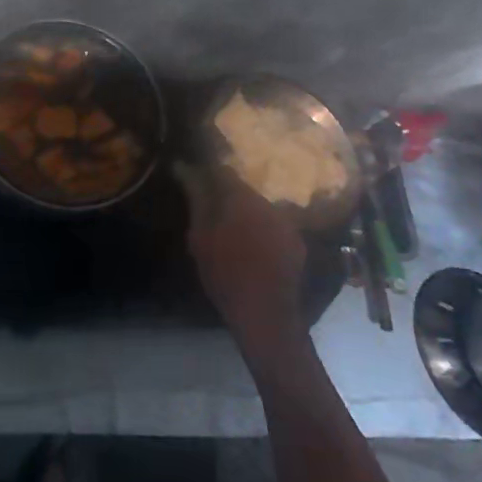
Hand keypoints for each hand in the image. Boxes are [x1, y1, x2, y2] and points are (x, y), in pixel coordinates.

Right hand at [174, 162, 307, 354]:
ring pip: (258, 208)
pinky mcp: (297, 244)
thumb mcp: (200, 235)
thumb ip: (196, 199)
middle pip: (243, 190)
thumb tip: (184, 168)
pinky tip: (248, 246)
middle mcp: (270, 206)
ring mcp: (288, 225)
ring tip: (226, 231)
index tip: (192, 182)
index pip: (223, 172)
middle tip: (206, 210)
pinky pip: (272, 226)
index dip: (206, 174)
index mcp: (243, 200)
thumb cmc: (224, 271)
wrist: (265, 313)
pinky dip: (258, 229)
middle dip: (224, 195)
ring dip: (242, 213)